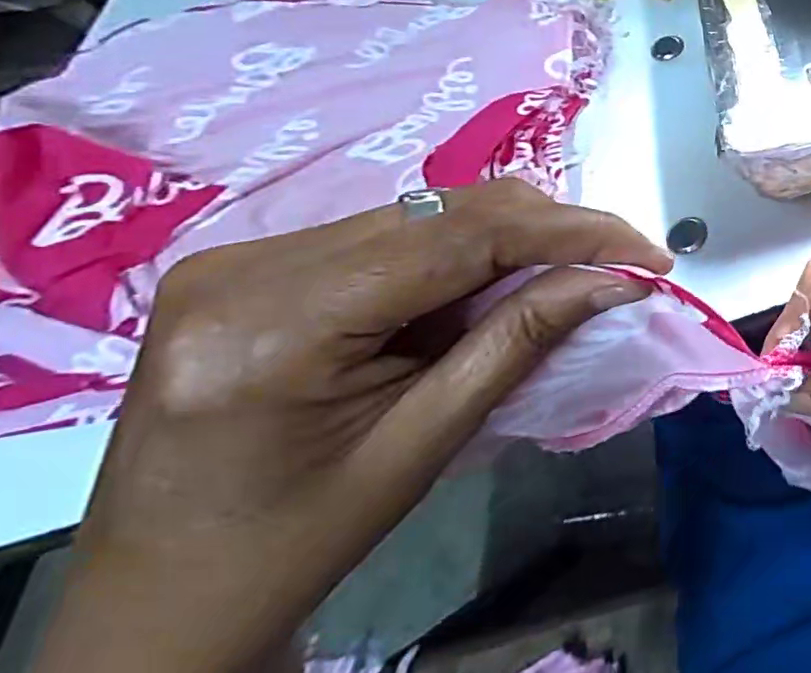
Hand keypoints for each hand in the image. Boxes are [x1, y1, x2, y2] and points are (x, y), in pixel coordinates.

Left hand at [35, 180, 670, 672]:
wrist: (163, 599)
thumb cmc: (300, 541)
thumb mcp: (425, 443)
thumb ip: (522, 341)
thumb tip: (618, 278)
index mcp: (273, 325)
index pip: (458, 238)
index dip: (569, 233)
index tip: (647, 252)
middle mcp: (247, 264)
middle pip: (443, 211)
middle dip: (550, 229)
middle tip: (622, 262)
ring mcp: (242, 254)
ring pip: (424, 212)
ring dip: (512, 237)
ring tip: (572, 272)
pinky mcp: (254, 262)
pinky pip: (393, 232)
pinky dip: (463, 250)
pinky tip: (496, 281)